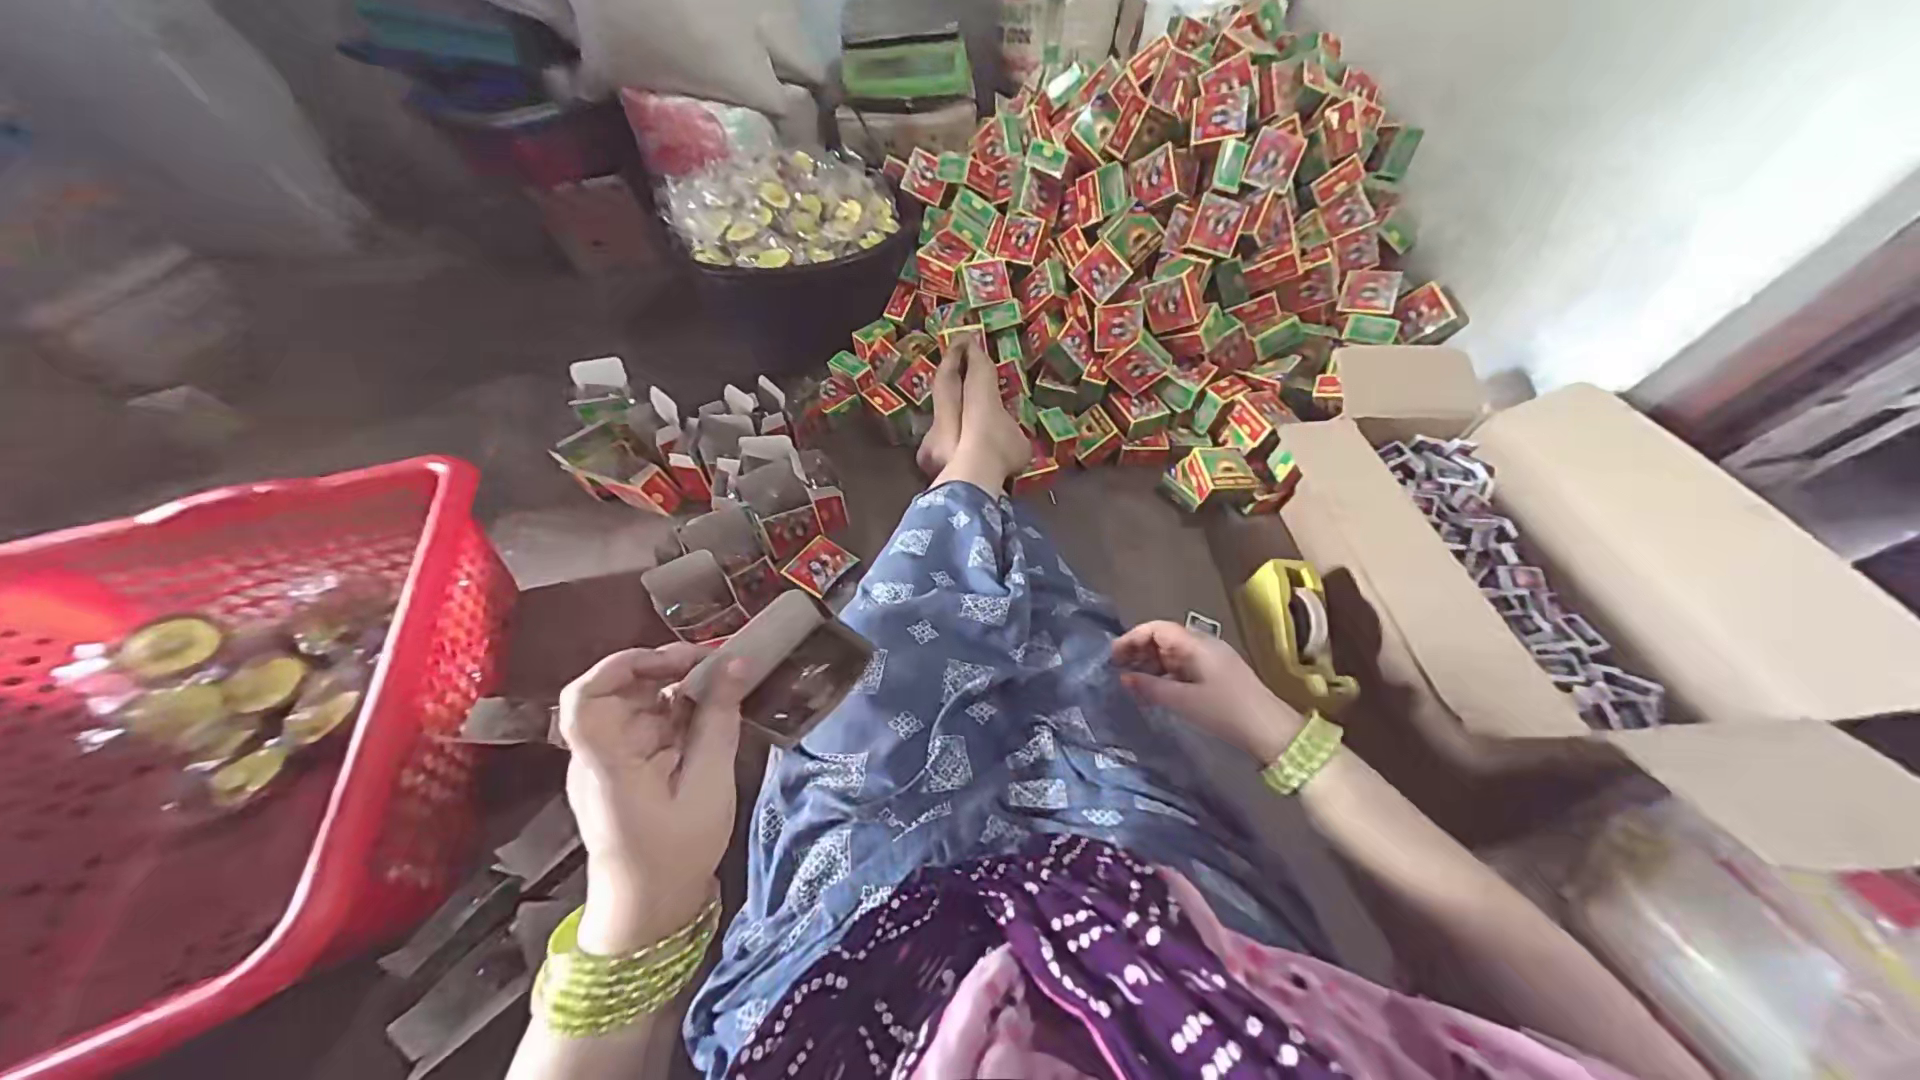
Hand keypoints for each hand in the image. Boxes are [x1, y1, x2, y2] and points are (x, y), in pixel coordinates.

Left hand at [557, 644, 748, 952]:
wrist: (649, 909)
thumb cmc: (677, 852)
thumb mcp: (710, 784)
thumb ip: (719, 720)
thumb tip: (734, 663)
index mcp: (608, 762)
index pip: (585, 698)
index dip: (622, 665)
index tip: (676, 659)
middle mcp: (599, 753)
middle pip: (616, 691)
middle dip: (666, 667)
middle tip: (716, 664)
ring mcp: (610, 759)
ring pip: (637, 702)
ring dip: (678, 686)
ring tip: (723, 683)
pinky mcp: (627, 765)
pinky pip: (649, 722)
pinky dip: (680, 709)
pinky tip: (711, 711)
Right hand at [1112, 621, 1303, 762]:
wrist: (1270, 730)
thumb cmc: (1225, 711)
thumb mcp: (1183, 700)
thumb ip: (1151, 687)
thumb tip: (1124, 677)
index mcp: (1196, 644)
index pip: (1157, 629)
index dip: (1133, 638)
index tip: (1114, 656)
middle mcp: (1203, 644)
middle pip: (1164, 638)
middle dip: (1139, 650)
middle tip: (1118, 668)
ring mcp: (1211, 658)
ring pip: (1173, 652)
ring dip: (1151, 662)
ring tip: (1132, 680)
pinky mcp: (1216, 673)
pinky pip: (1183, 664)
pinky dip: (1165, 672)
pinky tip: (1155, 688)